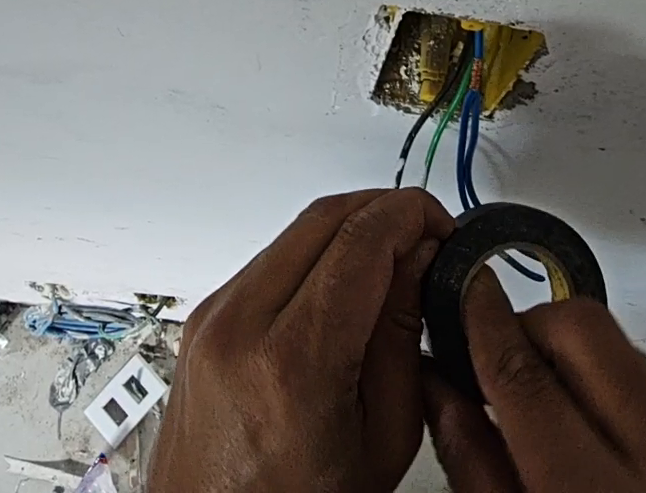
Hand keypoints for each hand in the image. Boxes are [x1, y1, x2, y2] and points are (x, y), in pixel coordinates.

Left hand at [150, 189, 455, 492]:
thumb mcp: (384, 436)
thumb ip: (403, 333)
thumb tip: (418, 256)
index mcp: (290, 364)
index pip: (360, 239)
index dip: (412, 215)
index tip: (440, 226)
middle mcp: (238, 327)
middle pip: (325, 216)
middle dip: (385, 209)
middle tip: (424, 234)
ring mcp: (213, 318)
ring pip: (297, 228)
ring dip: (352, 227)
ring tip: (390, 259)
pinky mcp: (204, 317)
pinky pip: (272, 256)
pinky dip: (318, 252)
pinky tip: (346, 281)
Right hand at [423, 272, 645, 491]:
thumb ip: (474, 461)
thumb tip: (439, 381)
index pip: (527, 378)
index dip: (487, 323)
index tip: (470, 290)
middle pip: (582, 327)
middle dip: (533, 326)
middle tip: (509, 358)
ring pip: (617, 337)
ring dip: (576, 356)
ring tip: (563, 410)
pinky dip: (617, 379)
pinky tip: (609, 428)